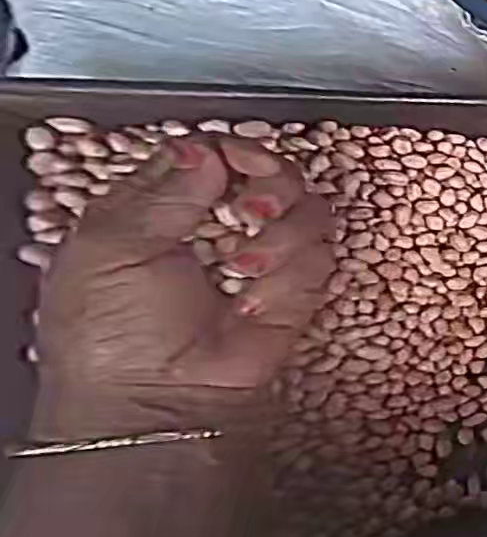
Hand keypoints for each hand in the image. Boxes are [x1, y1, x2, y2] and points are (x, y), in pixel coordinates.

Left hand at [30, 137, 335, 439]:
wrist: (164, 388)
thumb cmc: (114, 325)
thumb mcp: (112, 248)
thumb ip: (163, 195)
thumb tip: (202, 148)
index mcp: (168, 206)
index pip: (218, 156)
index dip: (235, 151)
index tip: (237, 160)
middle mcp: (227, 224)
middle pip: (280, 177)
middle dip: (274, 189)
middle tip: (250, 212)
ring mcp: (273, 254)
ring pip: (311, 214)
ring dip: (281, 239)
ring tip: (243, 270)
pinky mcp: (307, 285)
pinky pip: (323, 259)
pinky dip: (290, 276)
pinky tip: (256, 300)